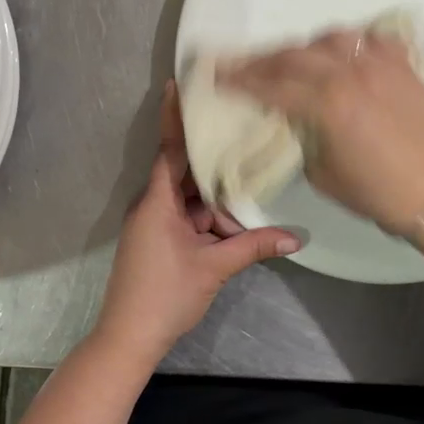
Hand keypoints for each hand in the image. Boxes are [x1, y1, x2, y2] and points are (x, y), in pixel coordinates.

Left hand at [92, 85, 300, 362]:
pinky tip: (236, 226)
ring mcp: (154, 225)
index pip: (169, 149)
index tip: (177, 85)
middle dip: (217, 168)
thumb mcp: (214, 267)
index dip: (175, 117)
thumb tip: (296, 237)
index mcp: (157, 202)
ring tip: (251, 199)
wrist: (128, 338)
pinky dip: (209, 220)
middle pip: (188, 174)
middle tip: (245, 137)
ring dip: (217, 205)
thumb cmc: (165, 295)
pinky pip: (188, 218)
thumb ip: (253, 247)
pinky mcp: (159, 241)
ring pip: (192, 201)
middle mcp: (152, 206)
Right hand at [223, 28, 423, 231]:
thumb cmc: (375, 193)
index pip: (270, 85)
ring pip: (329, 39)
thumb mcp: (321, 173)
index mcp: (326, 105)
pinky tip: (340, 54)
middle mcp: (349, 74)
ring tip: (290, 59)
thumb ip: (300, 137)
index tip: (216, 76)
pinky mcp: (401, 66)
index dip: (239, 81)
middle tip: (239, 64)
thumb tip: (290, 119)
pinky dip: (350, 43)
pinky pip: (370, 39)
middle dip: (260, 60)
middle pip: (292, 56)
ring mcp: (379, 65)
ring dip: (303, 48)